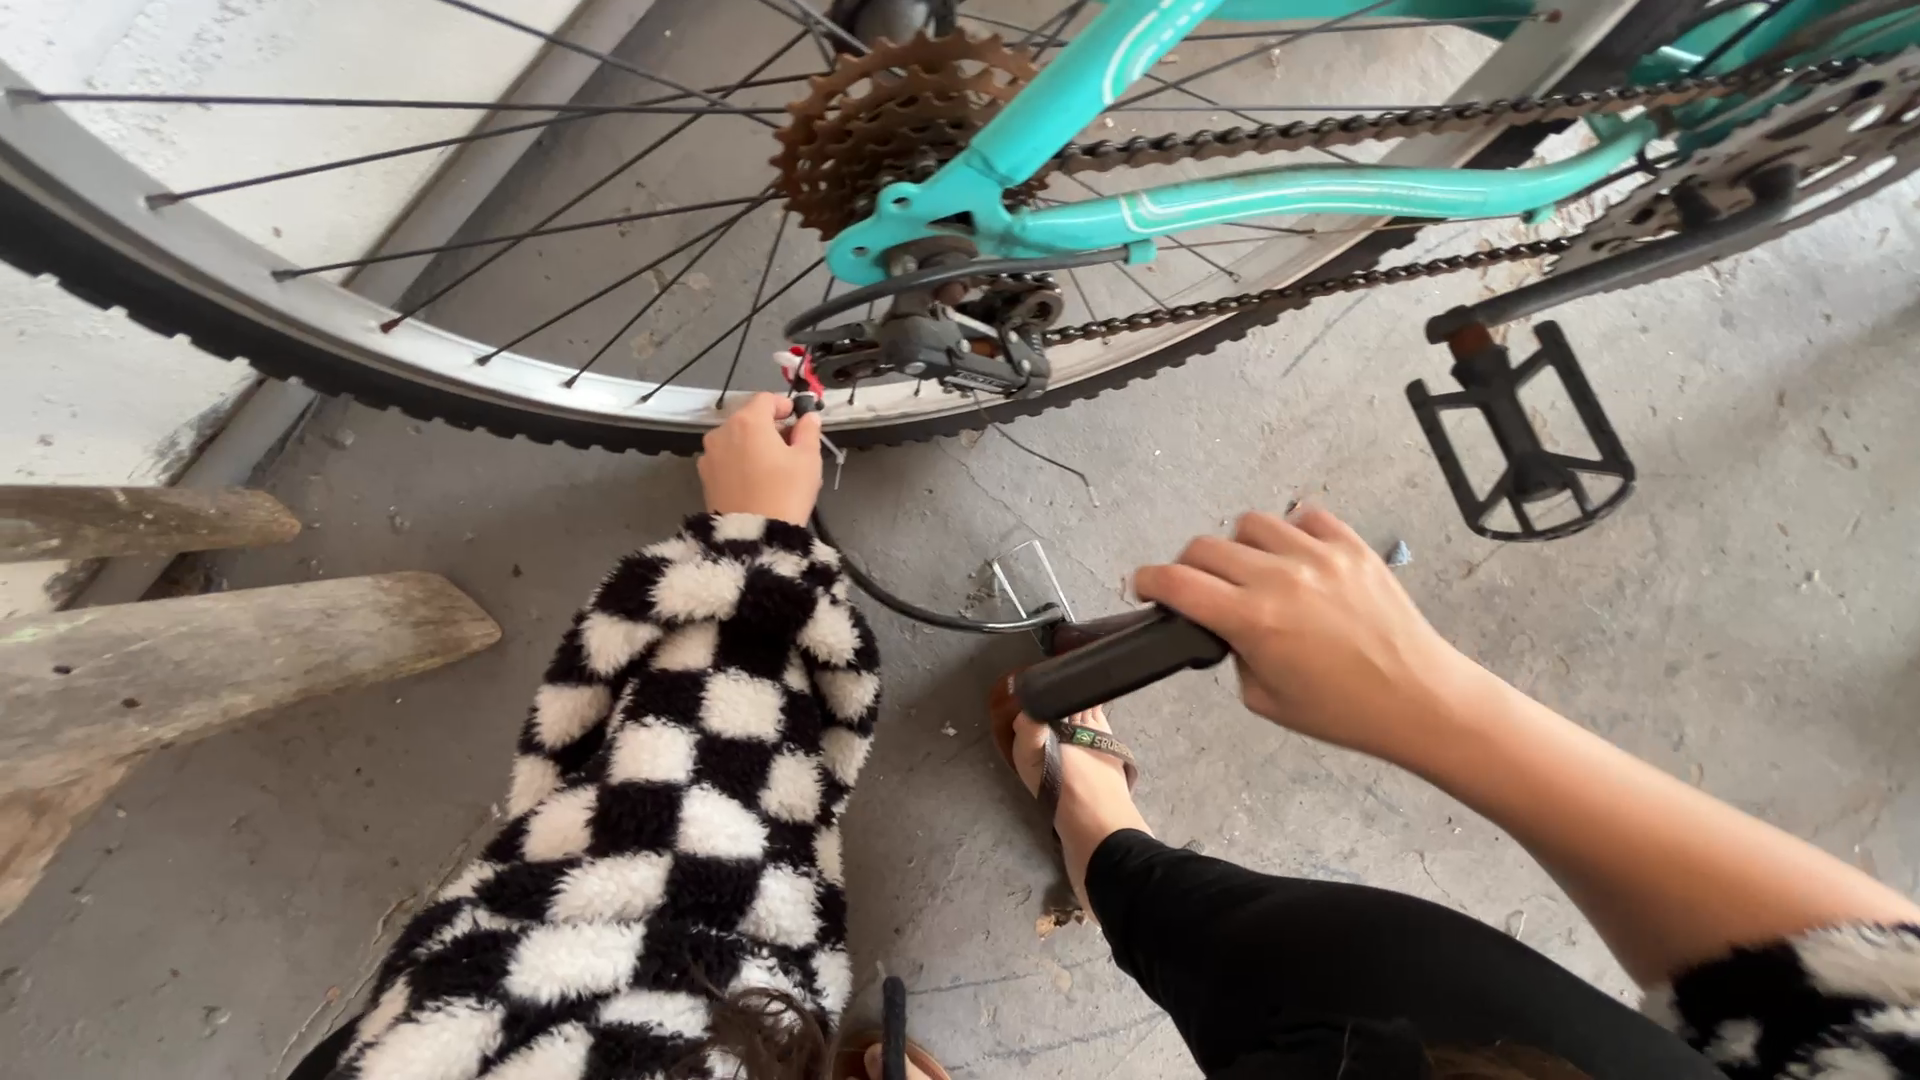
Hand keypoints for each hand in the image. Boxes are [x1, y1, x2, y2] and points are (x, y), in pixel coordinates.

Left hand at [697, 392, 822, 526]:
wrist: (754, 536)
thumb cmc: (786, 493)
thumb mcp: (808, 460)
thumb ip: (809, 432)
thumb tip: (809, 417)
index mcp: (748, 421)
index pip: (766, 399)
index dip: (784, 405)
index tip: (797, 418)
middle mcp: (722, 432)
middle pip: (748, 418)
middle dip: (768, 426)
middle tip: (789, 445)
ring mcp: (709, 455)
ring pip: (735, 439)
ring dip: (752, 444)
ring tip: (771, 466)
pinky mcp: (704, 477)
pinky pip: (725, 459)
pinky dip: (739, 461)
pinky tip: (754, 480)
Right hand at [1133, 507, 1481, 761]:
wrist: (1420, 700)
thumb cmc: (1343, 711)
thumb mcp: (1263, 698)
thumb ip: (1232, 651)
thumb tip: (1226, 622)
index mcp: (1253, 620)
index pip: (1176, 583)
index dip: (1147, 580)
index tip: (1143, 585)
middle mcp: (1280, 579)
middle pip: (1203, 547)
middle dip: (1187, 567)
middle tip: (1199, 588)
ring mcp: (1318, 556)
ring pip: (1249, 523)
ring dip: (1237, 546)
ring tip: (1251, 570)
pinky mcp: (1351, 547)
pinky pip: (1303, 516)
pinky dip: (1288, 532)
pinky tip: (1294, 558)